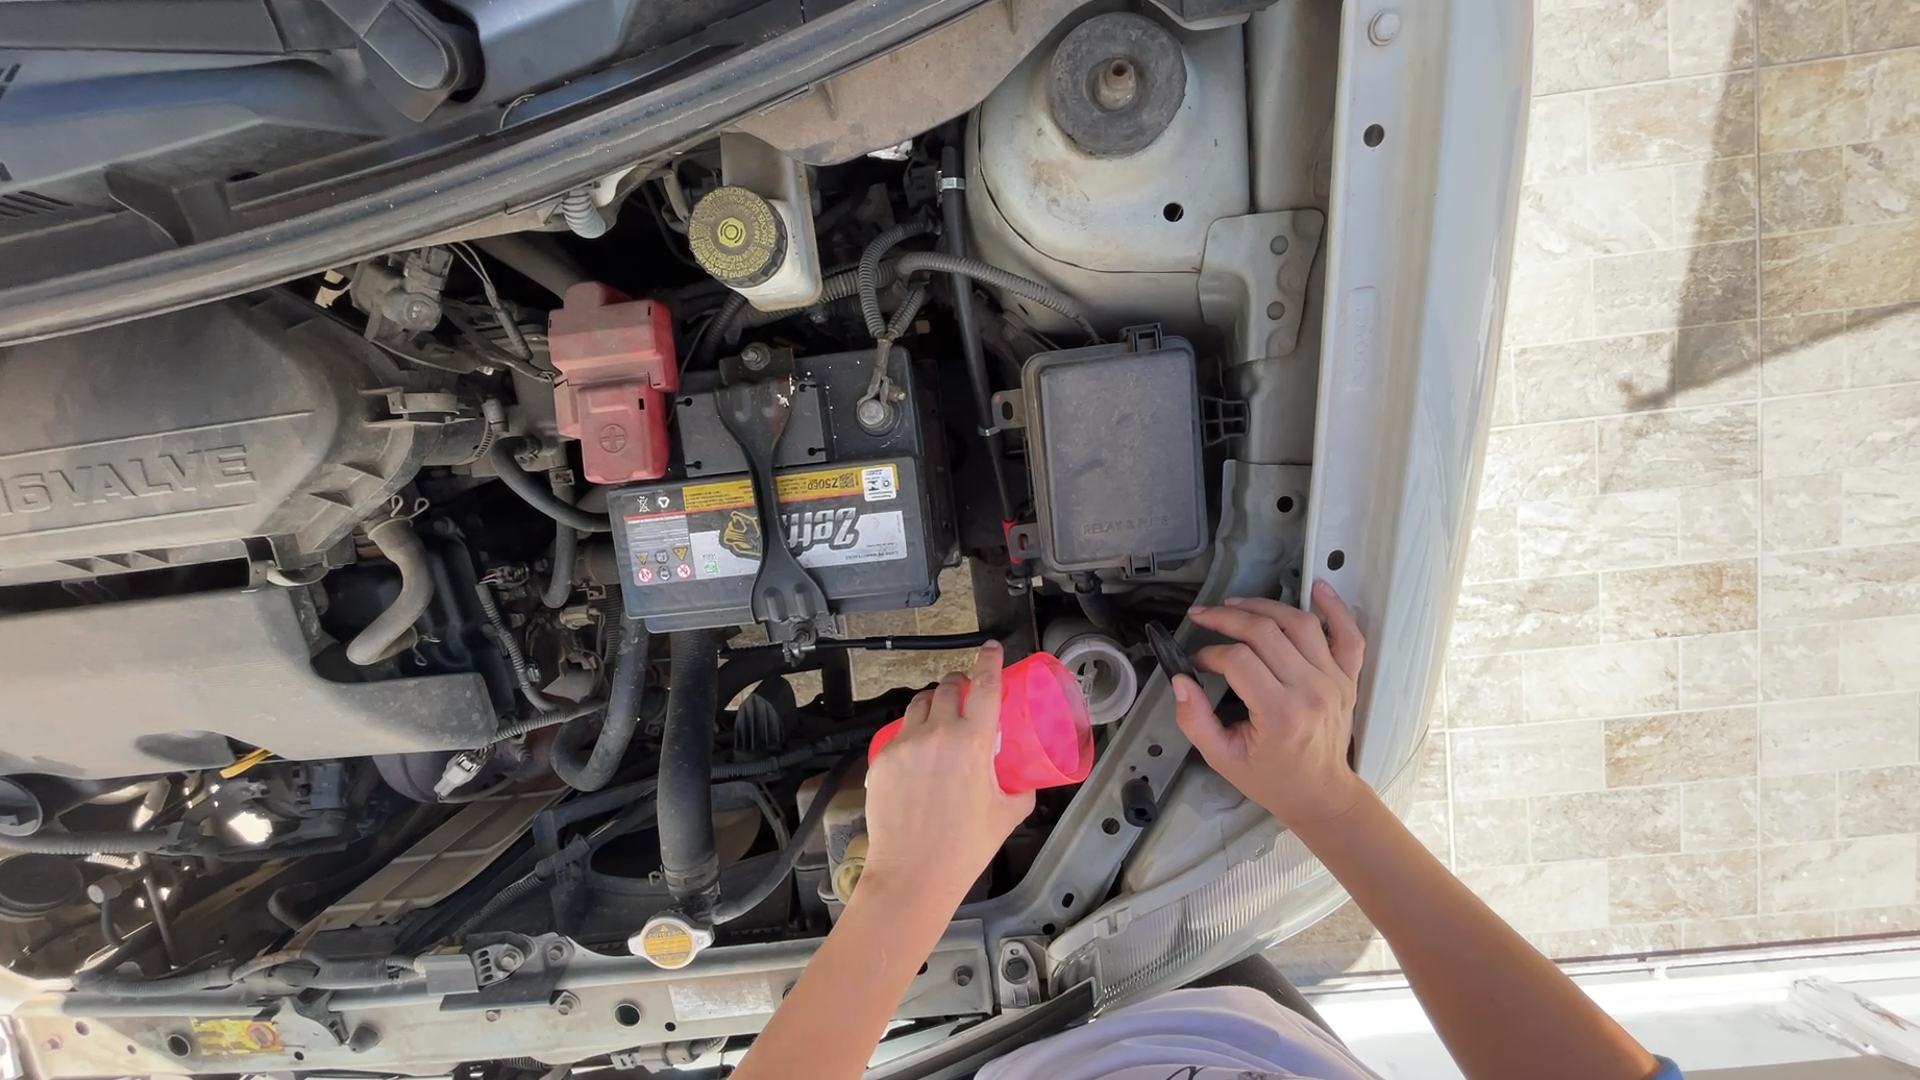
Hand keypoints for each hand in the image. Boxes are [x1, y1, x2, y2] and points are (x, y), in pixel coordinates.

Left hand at [862, 642, 1035, 907]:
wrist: (914, 874)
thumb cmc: (964, 848)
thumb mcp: (1008, 813)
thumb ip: (1020, 786)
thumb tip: (1024, 775)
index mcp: (972, 742)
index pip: (984, 684)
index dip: (989, 660)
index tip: (990, 649)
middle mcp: (937, 733)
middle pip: (947, 686)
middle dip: (959, 682)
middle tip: (965, 692)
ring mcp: (906, 744)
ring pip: (919, 703)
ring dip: (933, 702)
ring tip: (940, 717)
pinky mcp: (882, 759)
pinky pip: (899, 733)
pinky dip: (912, 733)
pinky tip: (918, 753)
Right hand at [1173, 580, 1368, 828]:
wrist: (1321, 794)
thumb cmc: (1269, 778)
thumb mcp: (1221, 757)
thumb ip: (1194, 720)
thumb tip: (1179, 680)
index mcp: (1279, 713)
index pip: (1238, 660)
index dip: (1209, 654)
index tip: (1196, 663)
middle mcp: (1311, 690)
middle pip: (1265, 632)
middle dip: (1226, 617)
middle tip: (1202, 616)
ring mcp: (1334, 680)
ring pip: (1299, 623)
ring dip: (1263, 605)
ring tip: (1235, 605)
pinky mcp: (1347, 677)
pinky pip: (1349, 635)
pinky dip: (1336, 608)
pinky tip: (1318, 587)